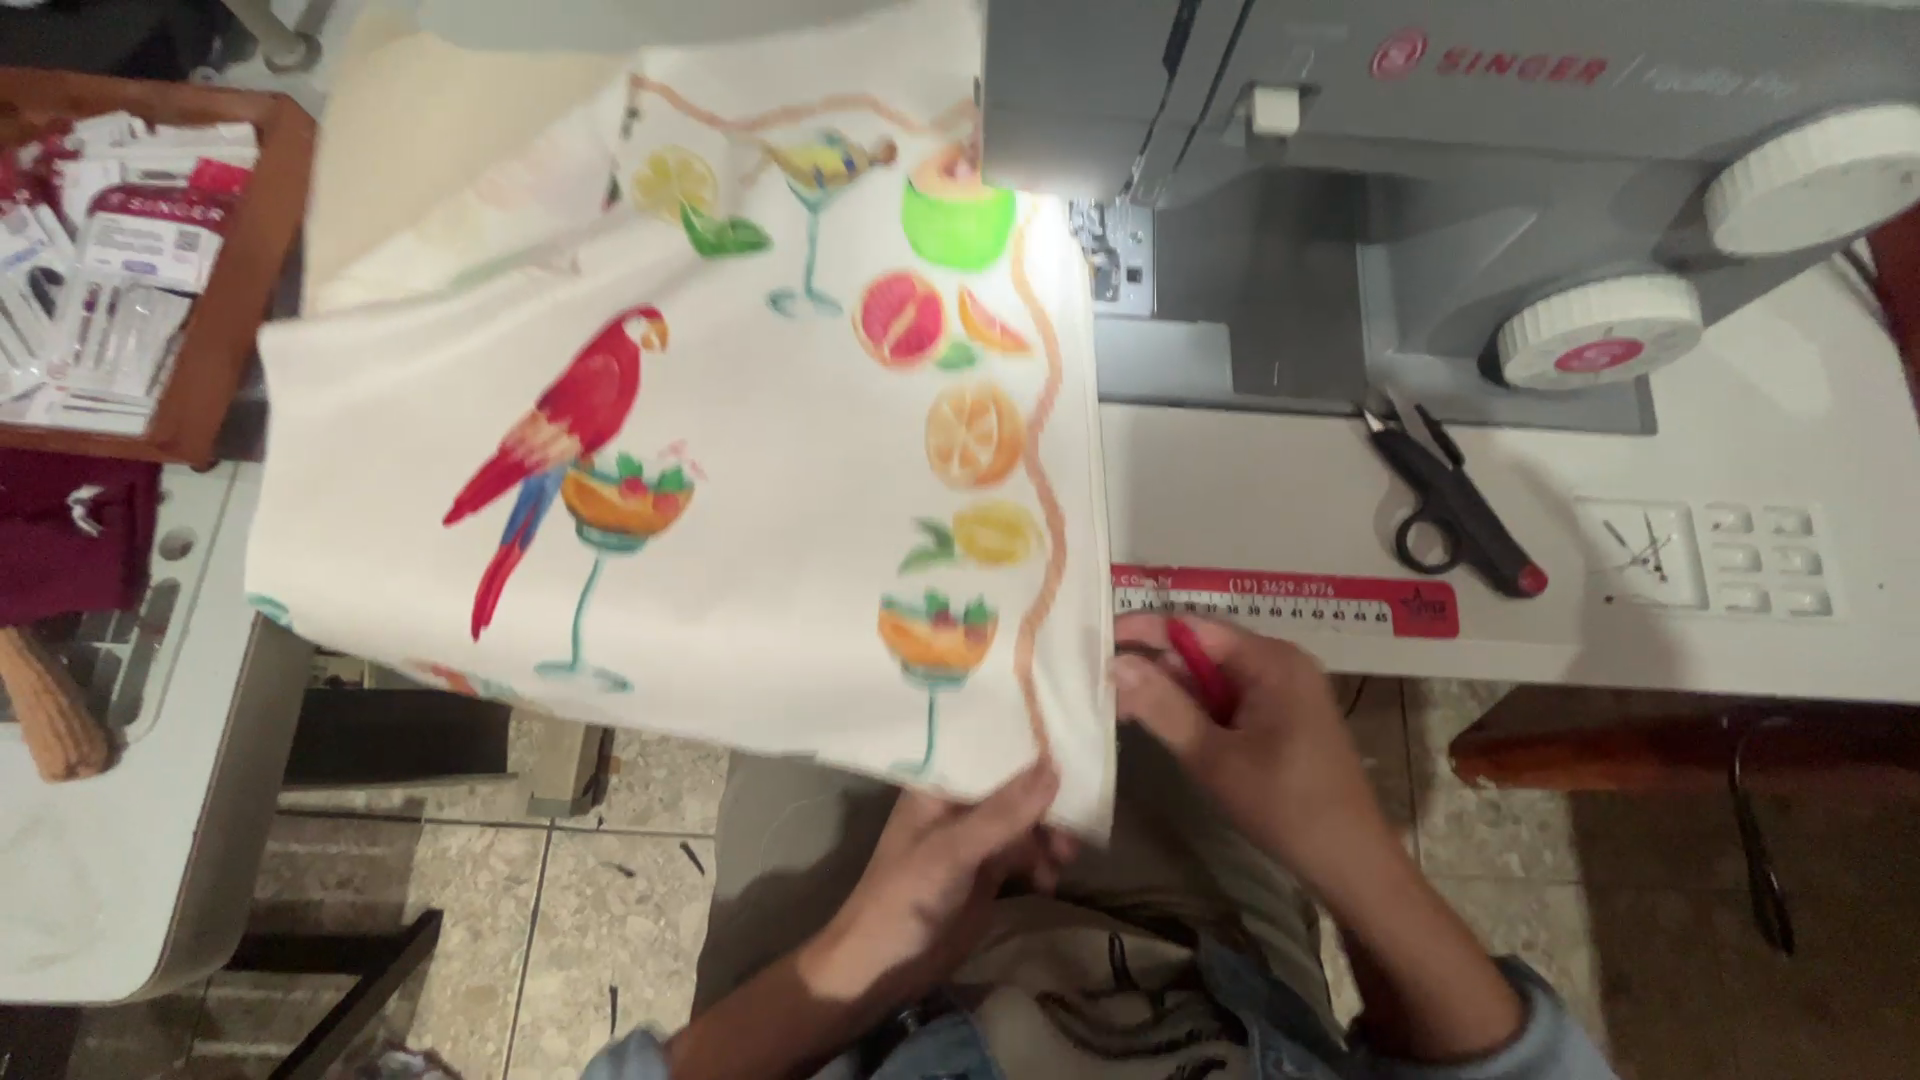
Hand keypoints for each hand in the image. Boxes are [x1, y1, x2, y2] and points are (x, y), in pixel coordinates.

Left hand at [801, 761, 1075, 1005]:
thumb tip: (1055, 766)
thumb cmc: (903, 896)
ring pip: (1025, 820)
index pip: (987, 746)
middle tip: (1078, 818)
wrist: (882, 970)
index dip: (1026, 741)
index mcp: (938, 783)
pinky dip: (1043, 862)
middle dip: (1047, 799)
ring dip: (1050, 834)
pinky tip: (1048, 882)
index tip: (1069, 735)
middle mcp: (959, 802)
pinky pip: (1027, 853)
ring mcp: (975, 836)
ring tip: (1065, 857)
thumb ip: (1003, 812)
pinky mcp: (989, 869)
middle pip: (1014, 784)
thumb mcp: (953, 851)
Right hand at [1111, 614, 1395, 888]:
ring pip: (1212, 678)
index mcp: (1271, 660)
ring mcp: (1283, 691)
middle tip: (1106, 691)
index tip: (1099, 640)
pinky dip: (1195, 711)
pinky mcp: (1282, 717)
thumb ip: (1162, 706)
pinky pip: (1228, 699)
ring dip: (1171, 693)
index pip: (1193, 627)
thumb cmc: (1285, 806)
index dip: (1144, 630)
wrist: (1352, 864)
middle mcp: (1279, 664)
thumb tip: (1115, 663)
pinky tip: (1166, 728)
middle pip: (1201, 650)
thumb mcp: (1213, 756)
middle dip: (1154, 668)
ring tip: (1124, 713)